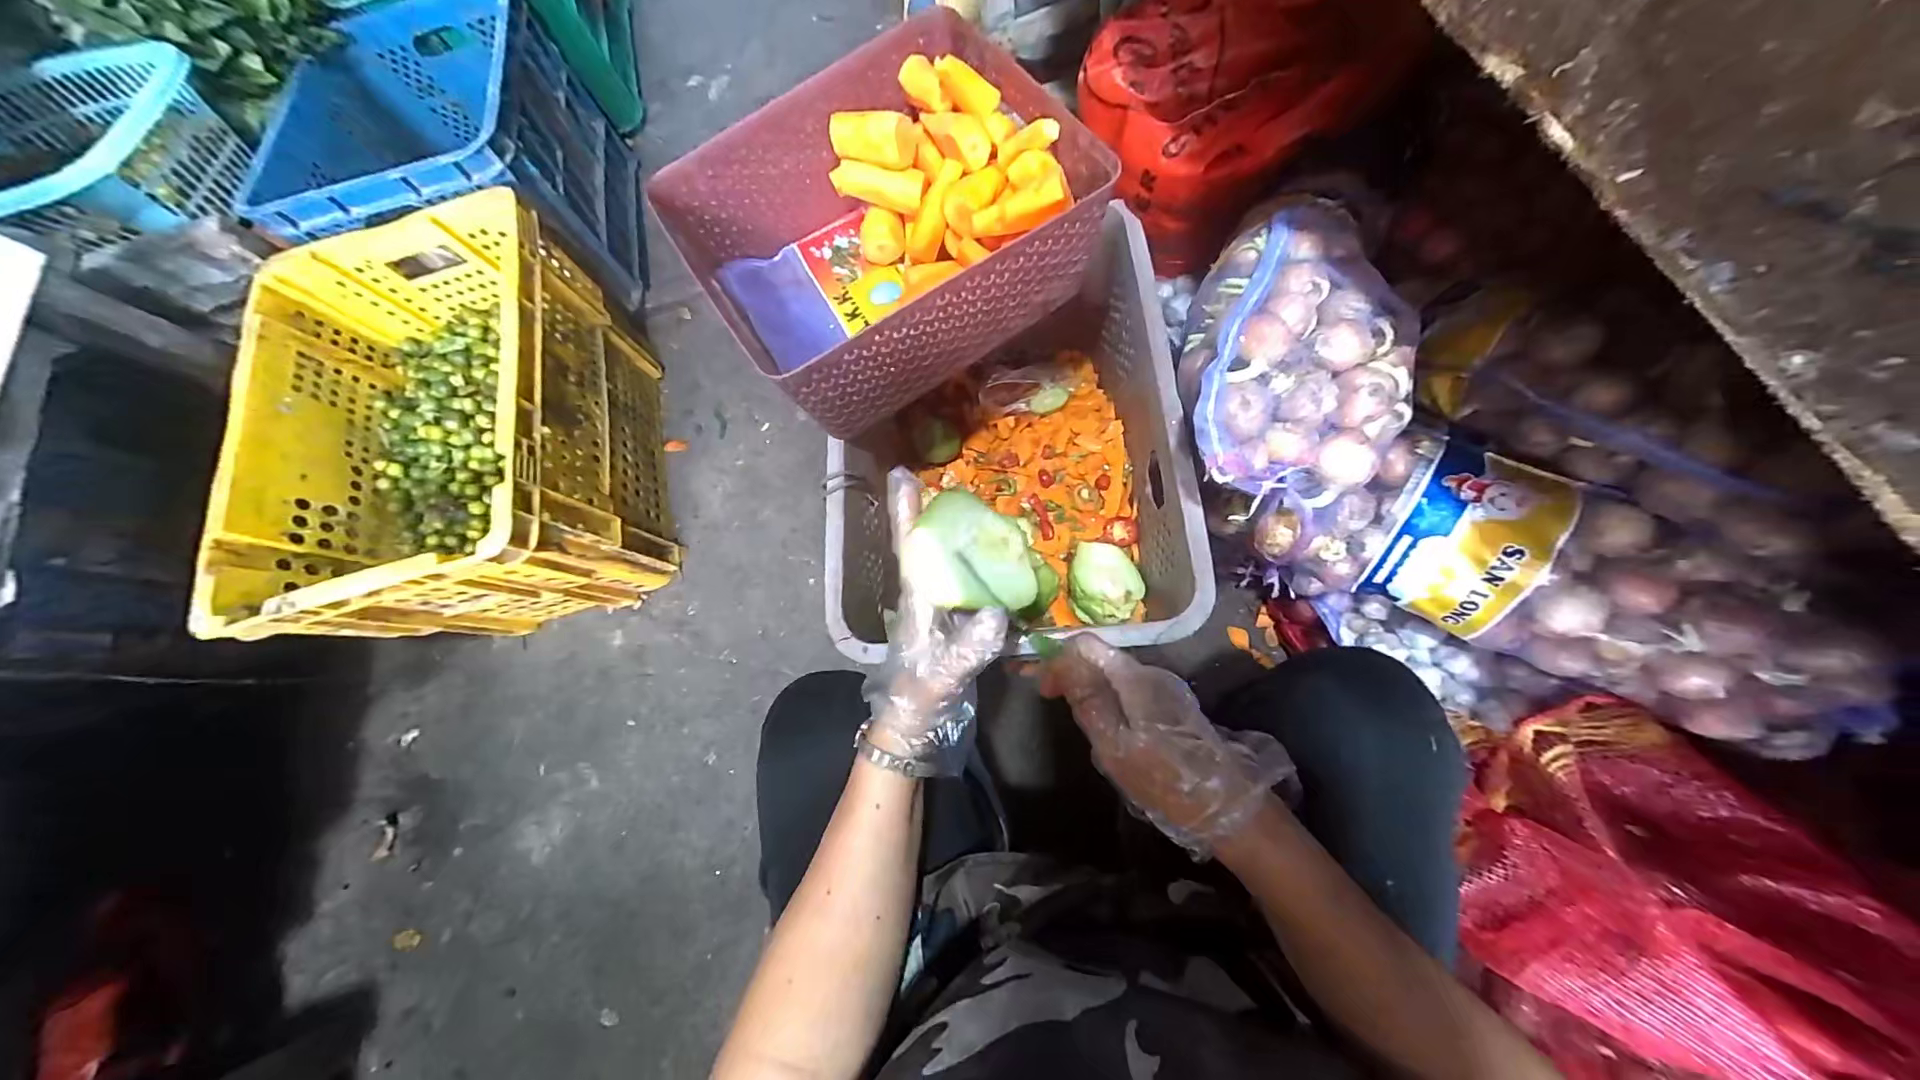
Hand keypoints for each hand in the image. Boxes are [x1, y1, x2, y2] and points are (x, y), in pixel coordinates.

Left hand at [861, 468, 1008, 773]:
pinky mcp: (962, 626)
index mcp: (916, 600)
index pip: (909, 548)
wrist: (919, 729)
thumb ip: (968, 648)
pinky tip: (1015, 573)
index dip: (905, 511)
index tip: (902, 474)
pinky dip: (995, 578)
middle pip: (935, 547)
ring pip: (958, 566)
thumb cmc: (919, 700)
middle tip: (970, 493)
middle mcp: (929, 596)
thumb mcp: (941, 676)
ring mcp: (946, 611)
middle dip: (945, 515)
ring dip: (974, 545)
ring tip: (1000, 526)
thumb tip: (999, 613)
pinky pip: (979, 591)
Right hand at [1041, 635, 1293, 854]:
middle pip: (1100, 660)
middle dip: (1073, 679)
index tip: (1043, 690)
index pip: (1086, 645)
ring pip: (1113, 680)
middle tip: (1057, 710)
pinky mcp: (1172, 709)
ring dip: (1092, 696)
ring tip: (1087, 733)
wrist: (1231, 811)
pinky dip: (1111, 709)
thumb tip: (1061, 660)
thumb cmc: (1166, 781)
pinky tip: (1114, 741)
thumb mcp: (1115, 746)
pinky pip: (1129, 696)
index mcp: (1134, 678)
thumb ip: (1088, 700)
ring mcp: (1164, 691)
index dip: (1058, 660)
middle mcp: (1150, 674)